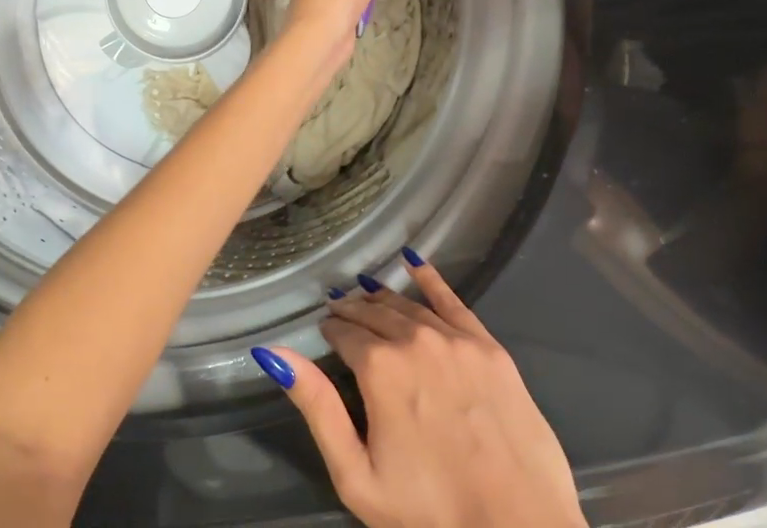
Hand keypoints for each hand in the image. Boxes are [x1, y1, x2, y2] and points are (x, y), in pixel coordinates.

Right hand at [254, 255, 587, 527]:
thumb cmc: (429, 510)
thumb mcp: (357, 474)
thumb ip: (316, 407)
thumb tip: (274, 353)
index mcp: (380, 368)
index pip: (344, 332)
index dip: (330, 329)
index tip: (322, 330)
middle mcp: (417, 340)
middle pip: (376, 313)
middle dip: (354, 310)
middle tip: (340, 310)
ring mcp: (459, 341)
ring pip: (410, 307)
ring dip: (385, 298)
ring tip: (368, 293)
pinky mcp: (491, 349)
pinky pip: (455, 303)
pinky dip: (431, 280)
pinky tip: (415, 263)